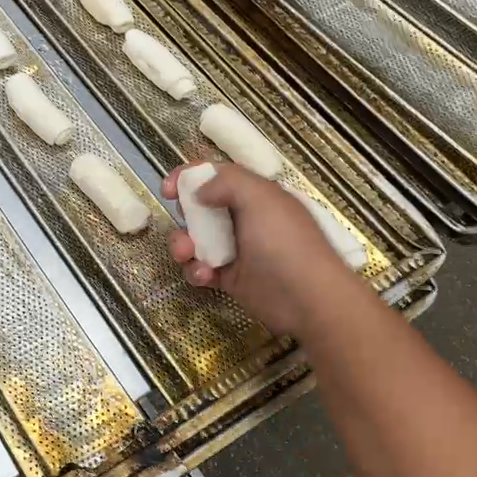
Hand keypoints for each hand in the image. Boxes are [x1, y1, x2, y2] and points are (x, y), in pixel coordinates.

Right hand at [162, 161, 361, 337]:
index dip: (188, 177)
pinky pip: (199, 268)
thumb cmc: (285, 243)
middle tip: (184, 227)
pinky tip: (206, 276)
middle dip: (183, 217)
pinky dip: (196, 270)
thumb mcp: (260, 198)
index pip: (215, 176)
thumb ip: (226, 182)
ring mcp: (234, 249)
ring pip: (193, 239)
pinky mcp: (228, 277)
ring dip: (183, 245)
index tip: (168, 190)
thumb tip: (199, 192)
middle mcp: (243, 218)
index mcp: (254, 195)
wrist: (308, 300)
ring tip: (187, 255)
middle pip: (198, 208)